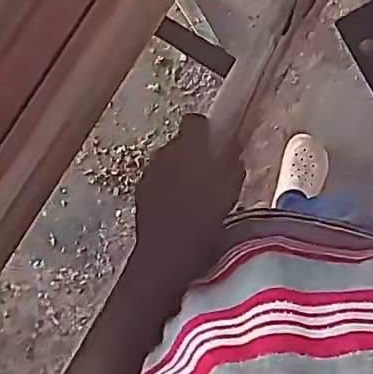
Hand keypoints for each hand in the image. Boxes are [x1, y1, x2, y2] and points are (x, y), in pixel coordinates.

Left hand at [133, 113, 243, 281]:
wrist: (168, 251)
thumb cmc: (205, 218)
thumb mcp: (231, 187)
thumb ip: (231, 162)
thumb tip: (231, 148)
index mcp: (188, 146)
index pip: (195, 121)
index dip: (207, 130)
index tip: (218, 144)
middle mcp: (164, 153)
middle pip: (180, 143)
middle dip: (194, 153)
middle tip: (211, 174)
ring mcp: (149, 173)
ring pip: (167, 163)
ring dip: (179, 171)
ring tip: (195, 195)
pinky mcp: (140, 193)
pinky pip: (158, 182)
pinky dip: (167, 189)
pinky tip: (179, 208)